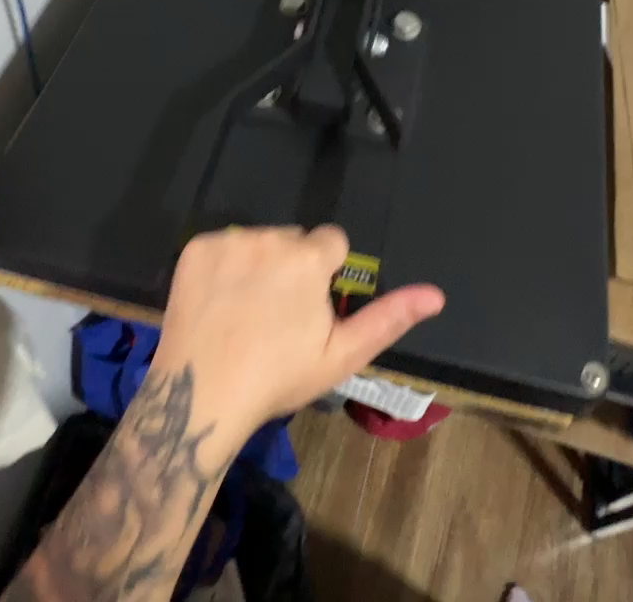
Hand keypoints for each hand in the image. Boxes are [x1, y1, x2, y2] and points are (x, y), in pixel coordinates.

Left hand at [151, 224, 445, 443]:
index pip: (332, 241)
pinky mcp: (195, 248)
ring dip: (259, 264)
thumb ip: (389, 318)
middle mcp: (269, 237)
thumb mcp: (341, 355)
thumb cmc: (278, 377)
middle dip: (293, 266)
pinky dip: (224, 267)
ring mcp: (229, 241)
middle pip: (294, 239)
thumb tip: (436, 295)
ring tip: (247, 311)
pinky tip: (219, 303)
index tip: (310, 307)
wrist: (201, 394)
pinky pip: (223, 245)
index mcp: (308, 257)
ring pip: (259, 241)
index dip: (326, 273)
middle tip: (277, 315)